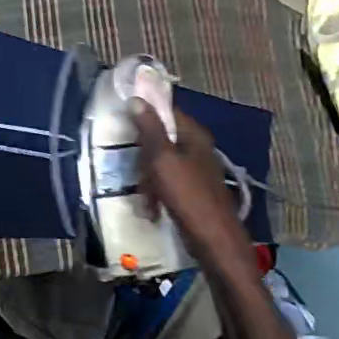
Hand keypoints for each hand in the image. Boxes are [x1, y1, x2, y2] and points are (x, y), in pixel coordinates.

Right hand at [130, 100, 247, 255]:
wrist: (213, 240)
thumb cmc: (188, 195)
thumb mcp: (163, 160)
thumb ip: (150, 129)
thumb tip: (136, 99)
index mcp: (193, 135)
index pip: (166, 111)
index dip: (145, 115)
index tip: (125, 127)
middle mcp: (196, 148)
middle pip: (160, 139)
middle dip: (144, 158)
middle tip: (139, 173)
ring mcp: (195, 170)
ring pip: (160, 163)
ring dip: (148, 180)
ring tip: (147, 198)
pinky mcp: (191, 190)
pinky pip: (166, 182)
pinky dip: (157, 193)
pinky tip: (153, 209)